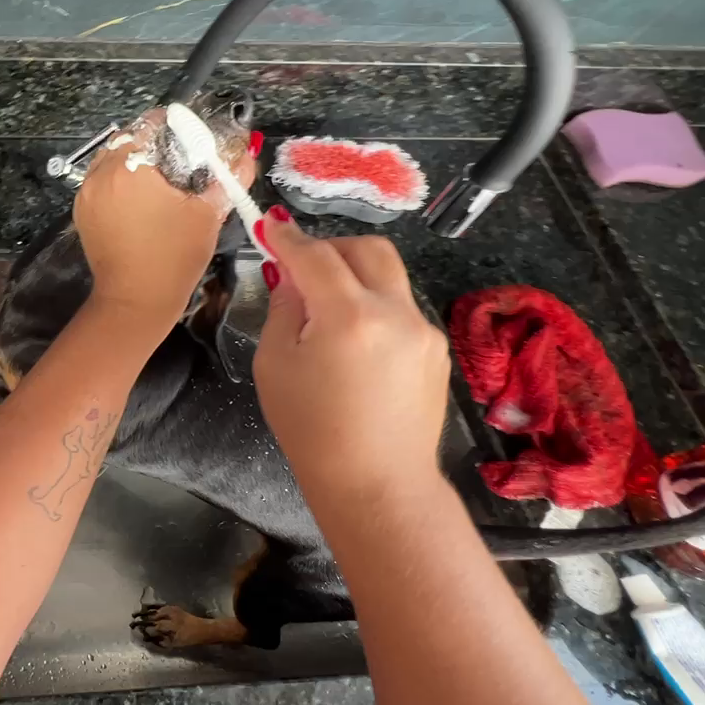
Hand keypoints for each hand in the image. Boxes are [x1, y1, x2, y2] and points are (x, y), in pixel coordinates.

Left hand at [74, 110, 254, 327]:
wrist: (134, 300)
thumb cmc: (174, 256)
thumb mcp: (208, 214)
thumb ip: (228, 177)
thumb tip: (245, 154)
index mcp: (130, 168)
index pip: (148, 125)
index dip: (171, 124)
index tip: (189, 134)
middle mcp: (100, 175)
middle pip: (125, 140)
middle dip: (150, 143)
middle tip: (177, 156)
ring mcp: (86, 194)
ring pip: (109, 160)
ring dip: (131, 161)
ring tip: (159, 177)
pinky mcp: (81, 212)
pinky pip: (99, 182)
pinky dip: (117, 181)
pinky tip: (140, 197)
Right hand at [253, 210, 449, 499]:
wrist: (375, 480)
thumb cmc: (309, 425)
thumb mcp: (274, 362)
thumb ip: (284, 309)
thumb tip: (291, 278)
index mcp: (349, 316)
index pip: (315, 255)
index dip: (288, 237)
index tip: (268, 223)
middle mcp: (395, 312)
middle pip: (367, 249)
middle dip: (330, 246)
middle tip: (300, 266)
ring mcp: (424, 330)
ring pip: (388, 275)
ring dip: (353, 274)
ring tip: (323, 308)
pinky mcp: (436, 349)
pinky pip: (399, 306)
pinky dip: (370, 304)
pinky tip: (349, 341)